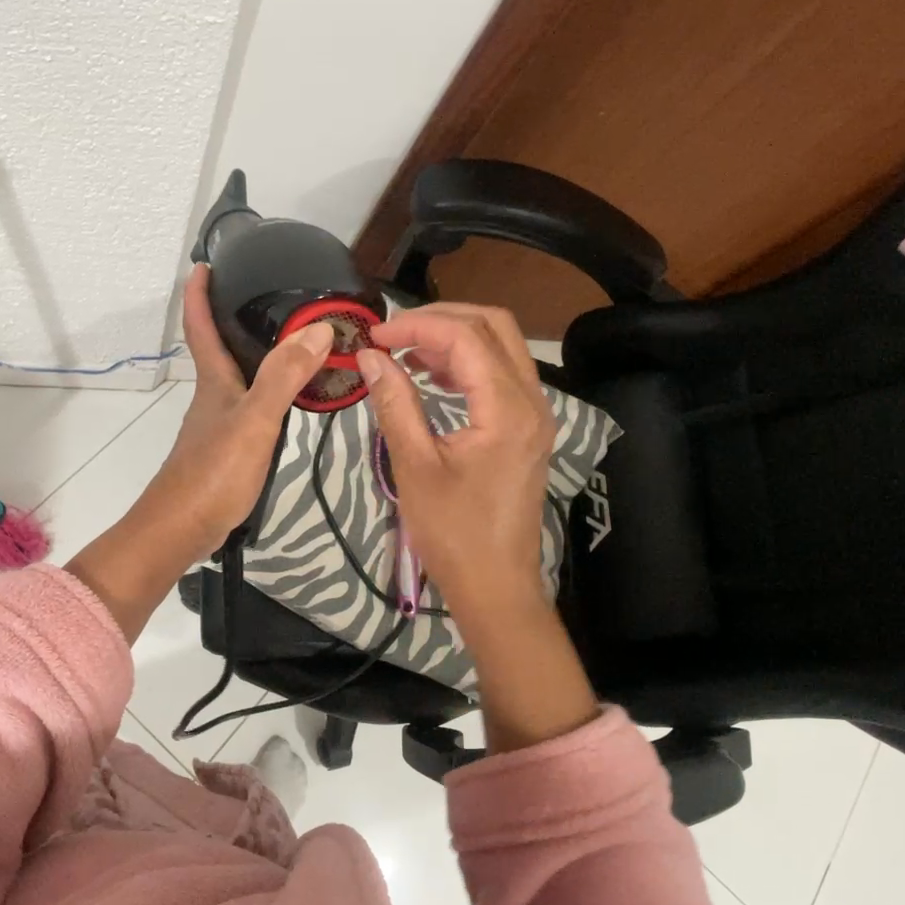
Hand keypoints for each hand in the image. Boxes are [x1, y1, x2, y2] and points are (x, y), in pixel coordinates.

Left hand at [134, 265, 332, 557]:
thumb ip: (284, 377)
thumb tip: (318, 329)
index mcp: (214, 382)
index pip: (201, 326)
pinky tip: (283, 402)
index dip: (200, 293)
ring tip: (289, 341)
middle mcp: (212, 397)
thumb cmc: (213, 473)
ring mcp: (216, 425)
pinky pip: (246, 407)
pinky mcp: (224, 451)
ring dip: (254, 356)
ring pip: (234, 379)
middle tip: (266, 295)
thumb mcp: (255, 421)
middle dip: (233, 318)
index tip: (205, 263)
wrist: (181, 530)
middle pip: (218, 349)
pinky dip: (264, 392)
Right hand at [357, 304, 599, 750]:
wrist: (496, 585)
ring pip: (500, 347)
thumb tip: (371, 357)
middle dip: (440, 319)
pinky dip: (465, 364)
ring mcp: (534, 415)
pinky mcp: (526, 429)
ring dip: (453, 339)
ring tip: (403, 352)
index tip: (374, 337)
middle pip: (493, 326)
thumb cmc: (453, 533)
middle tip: (392, 334)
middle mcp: (531, 401)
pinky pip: (500, 376)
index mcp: (507, 409)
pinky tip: (429, 376)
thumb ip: (395, 403)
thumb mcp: (415, 467)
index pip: (465, 337)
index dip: (416, 326)